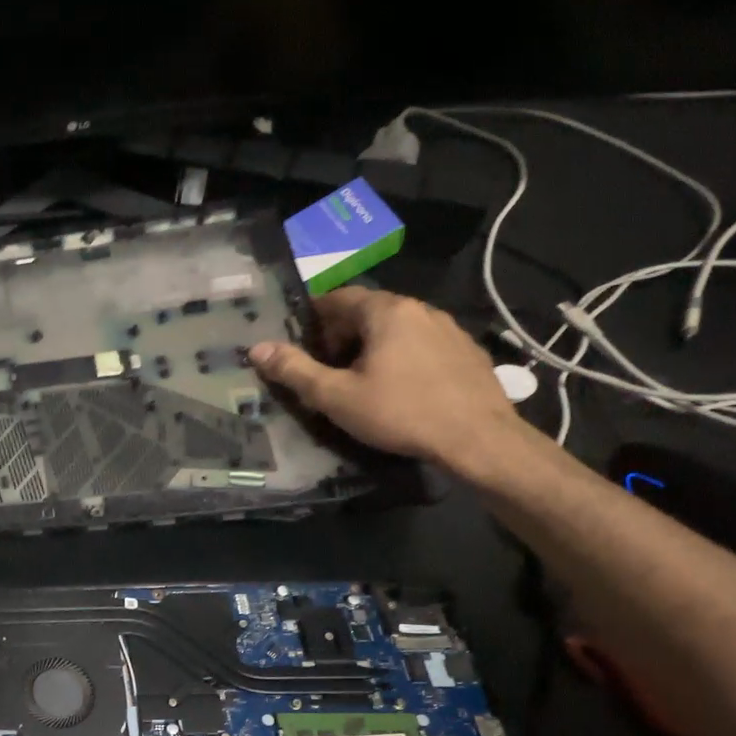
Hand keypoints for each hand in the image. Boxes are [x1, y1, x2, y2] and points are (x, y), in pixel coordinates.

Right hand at [247, 287, 524, 470]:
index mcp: (387, 312)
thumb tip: (257, 348)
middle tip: (324, 366)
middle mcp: (421, 310)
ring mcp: (449, 329)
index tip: (299, 343)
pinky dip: (402, 356)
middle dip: (341, 333)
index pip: (340, 297)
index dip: (314, 317)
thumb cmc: (399, 412)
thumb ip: (294, 369)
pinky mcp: (467, 351)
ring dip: (372, 345)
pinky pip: (422, 343)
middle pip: (369, 310)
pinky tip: (398, 387)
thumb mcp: (334, 395)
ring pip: (398, 327)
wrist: (478, 439)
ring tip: (359, 379)